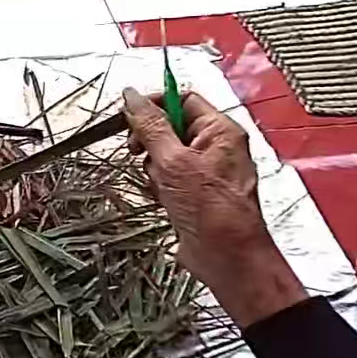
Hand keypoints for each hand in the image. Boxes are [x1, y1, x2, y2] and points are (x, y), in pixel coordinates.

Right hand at [122, 88, 303, 326]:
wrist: (227, 259)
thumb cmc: (214, 214)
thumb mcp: (173, 161)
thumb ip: (150, 126)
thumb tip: (133, 97)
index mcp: (220, 131)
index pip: (182, 98)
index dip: (153, 104)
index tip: (129, 115)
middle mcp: (216, 147)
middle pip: (169, 126)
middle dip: (149, 141)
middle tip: (138, 152)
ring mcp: (205, 170)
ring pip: (164, 153)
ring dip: (153, 167)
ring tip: (161, 184)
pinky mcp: (194, 192)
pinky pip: (167, 176)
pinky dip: (159, 185)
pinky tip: (164, 198)